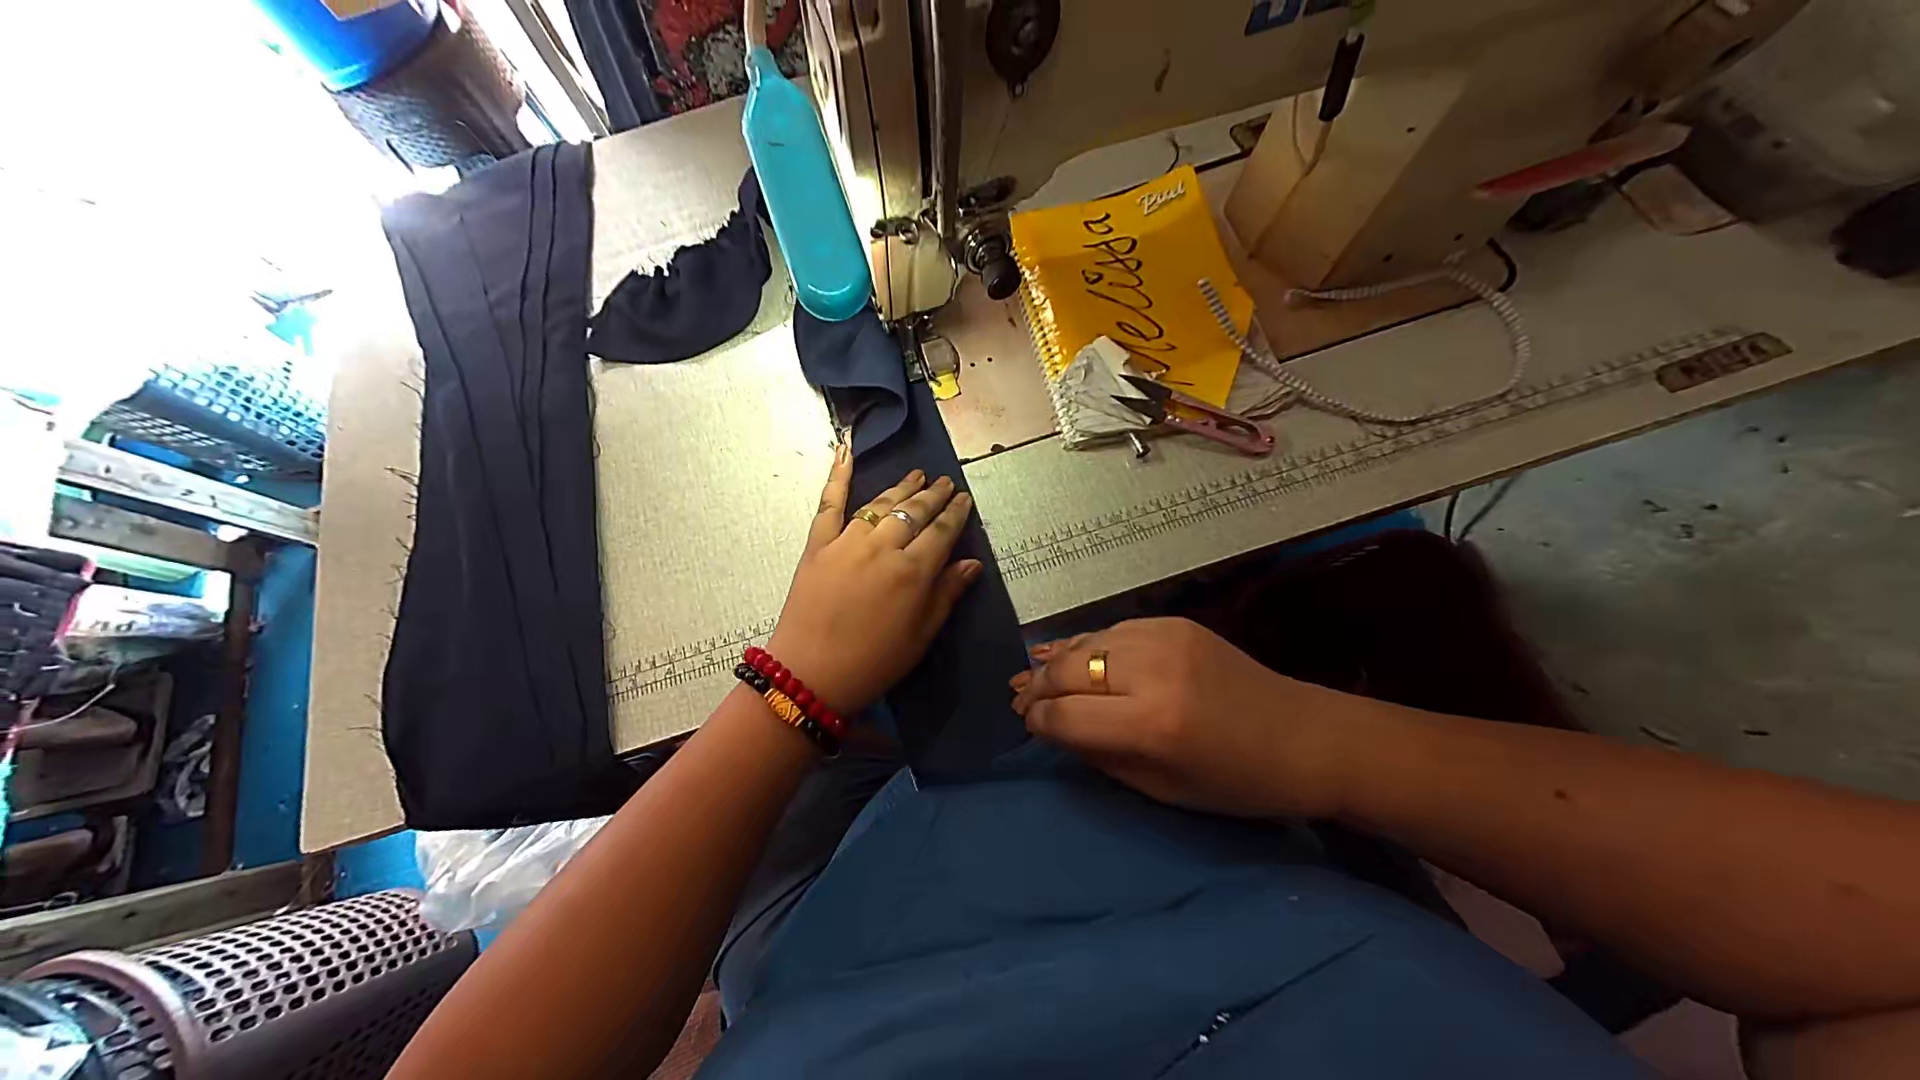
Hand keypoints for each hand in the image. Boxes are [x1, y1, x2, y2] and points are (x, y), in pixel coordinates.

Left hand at [765, 440, 981, 713]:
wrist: (810, 675)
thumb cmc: (874, 661)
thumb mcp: (921, 635)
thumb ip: (946, 593)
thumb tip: (970, 563)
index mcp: (913, 571)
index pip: (941, 531)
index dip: (955, 513)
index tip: (963, 499)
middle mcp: (883, 546)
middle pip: (914, 511)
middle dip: (933, 495)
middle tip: (944, 482)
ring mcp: (847, 541)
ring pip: (880, 503)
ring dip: (901, 487)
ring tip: (916, 475)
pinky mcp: (818, 544)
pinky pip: (829, 504)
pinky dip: (837, 476)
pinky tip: (844, 452)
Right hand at [1010, 618, 1369, 818]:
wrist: (1305, 737)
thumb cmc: (1234, 781)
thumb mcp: (1159, 787)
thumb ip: (1097, 754)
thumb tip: (1052, 726)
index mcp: (1151, 724)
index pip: (1064, 715)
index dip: (1038, 721)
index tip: (1028, 726)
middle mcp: (1152, 670)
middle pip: (1066, 670)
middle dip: (1037, 687)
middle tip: (1021, 700)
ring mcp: (1163, 637)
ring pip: (1084, 642)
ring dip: (1056, 661)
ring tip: (1036, 676)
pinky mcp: (1174, 622)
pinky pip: (1112, 631)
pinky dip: (1087, 645)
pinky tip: (1072, 655)